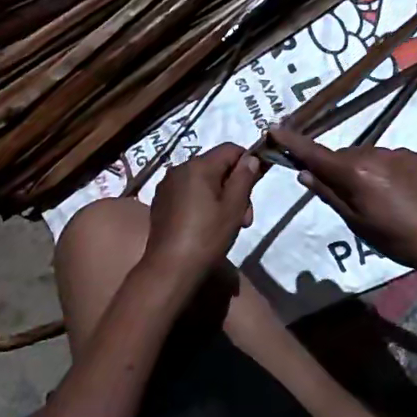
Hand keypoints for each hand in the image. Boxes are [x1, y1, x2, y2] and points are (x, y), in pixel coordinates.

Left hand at [143, 143, 263, 277]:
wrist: (170, 268)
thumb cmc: (206, 237)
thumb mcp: (233, 207)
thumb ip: (244, 178)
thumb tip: (250, 158)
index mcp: (197, 166)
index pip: (230, 149)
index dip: (247, 162)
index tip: (255, 187)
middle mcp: (179, 169)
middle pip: (216, 166)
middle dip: (234, 186)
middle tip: (244, 217)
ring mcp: (166, 185)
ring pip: (202, 181)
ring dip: (219, 196)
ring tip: (227, 225)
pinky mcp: (160, 201)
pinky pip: (187, 192)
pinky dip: (201, 202)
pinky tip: (205, 225)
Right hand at [265, 127, 416, 274]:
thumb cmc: (402, 239)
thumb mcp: (359, 225)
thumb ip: (331, 196)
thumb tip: (306, 174)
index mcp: (355, 173)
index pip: (314, 153)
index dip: (292, 142)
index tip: (273, 128)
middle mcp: (376, 154)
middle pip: (344, 157)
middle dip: (338, 170)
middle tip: (346, 198)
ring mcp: (402, 153)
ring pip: (370, 158)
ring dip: (366, 173)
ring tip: (383, 204)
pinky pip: (395, 161)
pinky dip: (391, 174)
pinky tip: (407, 198)